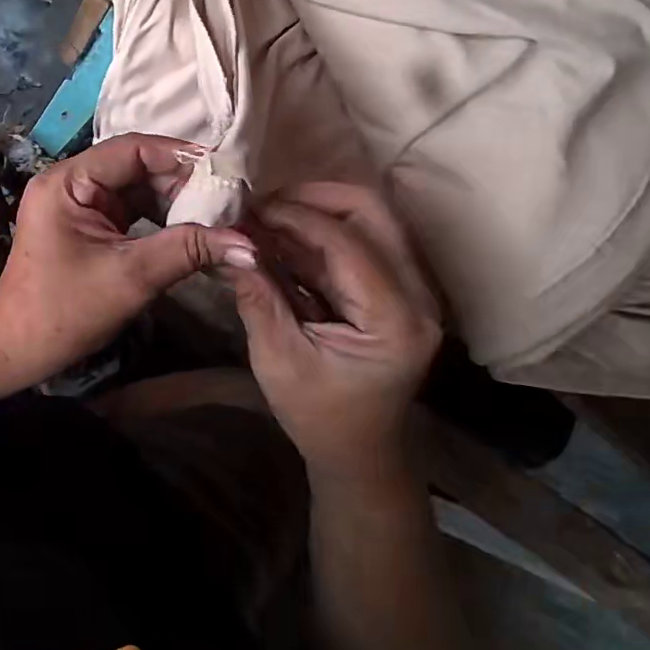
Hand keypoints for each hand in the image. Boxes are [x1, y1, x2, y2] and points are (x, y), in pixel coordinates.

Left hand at [0, 134, 258, 395]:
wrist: (18, 347)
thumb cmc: (64, 311)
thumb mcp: (130, 277)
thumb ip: (188, 250)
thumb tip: (248, 243)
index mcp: (68, 182)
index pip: (131, 149)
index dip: (180, 156)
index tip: (225, 172)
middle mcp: (70, 181)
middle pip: (135, 164)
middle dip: (182, 181)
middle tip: (227, 198)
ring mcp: (77, 201)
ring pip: (136, 186)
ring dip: (174, 199)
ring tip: (216, 213)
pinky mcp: (87, 222)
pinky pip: (130, 207)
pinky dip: (160, 216)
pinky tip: (191, 227)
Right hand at [226, 183, 442, 476]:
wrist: (359, 452)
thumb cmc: (319, 415)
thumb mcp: (278, 359)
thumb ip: (258, 297)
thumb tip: (232, 244)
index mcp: (395, 320)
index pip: (347, 242)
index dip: (295, 217)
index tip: (249, 211)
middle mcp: (417, 296)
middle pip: (374, 213)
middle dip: (314, 197)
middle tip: (264, 205)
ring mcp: (411, 289)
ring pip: (371, 219)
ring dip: (317, 209)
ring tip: (267, 218)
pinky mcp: (395, 288)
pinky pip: (362, 239)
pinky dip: (320, 230)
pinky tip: (282, 237)